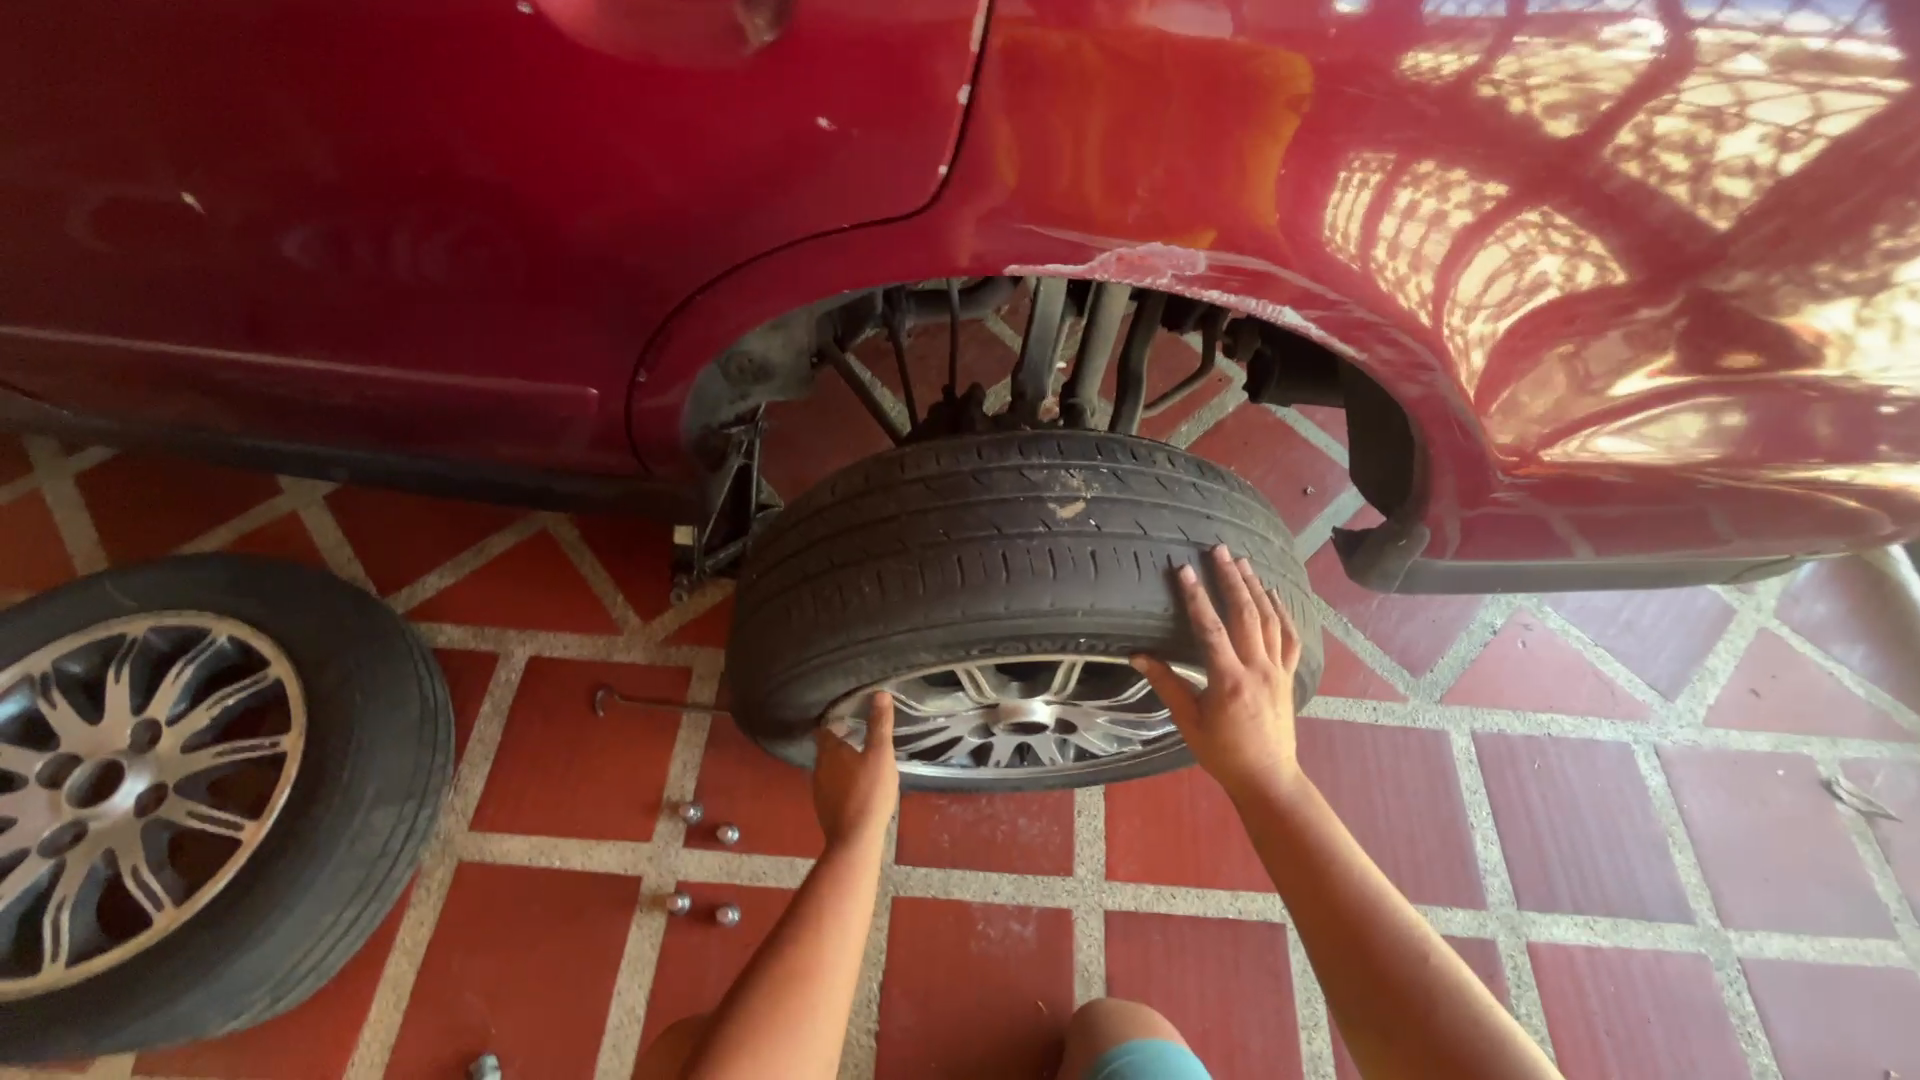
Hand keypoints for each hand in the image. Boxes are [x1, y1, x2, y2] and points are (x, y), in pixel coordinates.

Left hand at [812, 691, 899, 848]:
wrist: (855, 838)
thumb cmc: (869, 792)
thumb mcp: (880, 754)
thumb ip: (879, 724)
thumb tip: (880, 693)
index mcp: (830, 751)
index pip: (825, 728)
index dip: (836, 721)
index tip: (851, 716)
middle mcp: (819, 767)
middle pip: (826, 747)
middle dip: (841, 740)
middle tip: (861, 735)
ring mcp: (819, 789)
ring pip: (828, 767)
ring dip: (841, 762)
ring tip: (861, 759)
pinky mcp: (824, 807)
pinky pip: (831, 785)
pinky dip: (842, 780)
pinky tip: (857, 785)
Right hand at [1132, 545, 1305, 798]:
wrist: (1267, 777)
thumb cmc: (1221, 752)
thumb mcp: (1187, 720)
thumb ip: (1166, 684)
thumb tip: (1137, 655)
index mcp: (1229, 681)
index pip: (1211, 629)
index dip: (1196, 597)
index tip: (1184, 569)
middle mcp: (1258, 669)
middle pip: (1246, 614)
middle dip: (1231, 579)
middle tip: (1219, 550)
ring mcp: (1278, 671)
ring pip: (1270, 620)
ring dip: (1256, 587)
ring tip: (1242, 562)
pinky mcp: (1289, 675)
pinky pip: (1290, 637)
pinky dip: (1283, 612)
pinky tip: (1274, 594)